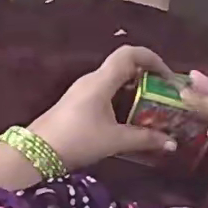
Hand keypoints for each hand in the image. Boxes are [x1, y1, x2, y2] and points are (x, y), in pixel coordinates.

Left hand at [28, 46, 179, 168]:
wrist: (36, 153)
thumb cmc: (77, 140)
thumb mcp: (114, 141)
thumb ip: (145, 139)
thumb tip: (172, 144)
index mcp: (101, 81)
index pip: (130, 54)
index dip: (152, 59)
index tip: (168, 77)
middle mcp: (91, 80)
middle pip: (123, 66)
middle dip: (147, 76)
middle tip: (163, 95)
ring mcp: (81, 91)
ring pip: (114, 80)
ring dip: (134, 89)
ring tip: (151, 108)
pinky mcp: (76, 103)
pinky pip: (104, 92)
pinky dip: (121, 98)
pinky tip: (128, 118)